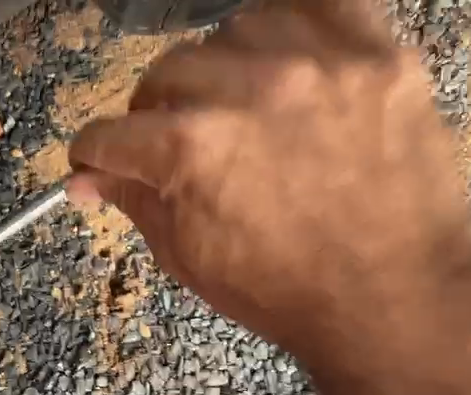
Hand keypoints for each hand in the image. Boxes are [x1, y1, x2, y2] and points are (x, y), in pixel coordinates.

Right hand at [67, 0, 470, 370]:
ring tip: (226, 102)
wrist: (386, 290)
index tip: (95, 166)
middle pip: (165, 70)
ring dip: (215, 65)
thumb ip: (132, 198)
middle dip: (147, 111)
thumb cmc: (271, 286)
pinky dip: (289, 26)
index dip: (90, 156)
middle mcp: (249, 91)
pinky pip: (321, 5)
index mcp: (190, 149)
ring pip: (235, 29)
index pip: (107, 134)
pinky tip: (280, 62)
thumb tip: (84, 179)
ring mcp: (321, 64)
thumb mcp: (181, 253)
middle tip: (162, 142)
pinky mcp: (380, 53)